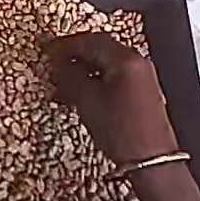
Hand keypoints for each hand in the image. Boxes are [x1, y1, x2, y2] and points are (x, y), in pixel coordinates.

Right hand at [43, 32, 179, 165]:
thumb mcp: (87, 100)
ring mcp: (142, 78)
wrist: (150, 160)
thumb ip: (70, 75)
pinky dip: (95, 81)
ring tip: (63, 83)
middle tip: (54, 65)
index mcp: (126, 59)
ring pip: (106, 65)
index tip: (49, 50)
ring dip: (83, 71)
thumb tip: (59, 63)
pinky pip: (114, 78)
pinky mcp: (141, 93)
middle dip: (75, 57)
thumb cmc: (122, 131)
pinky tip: (80, 95)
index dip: (66, 44)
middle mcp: (137, 63)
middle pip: (100, 50)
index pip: (91, 40)